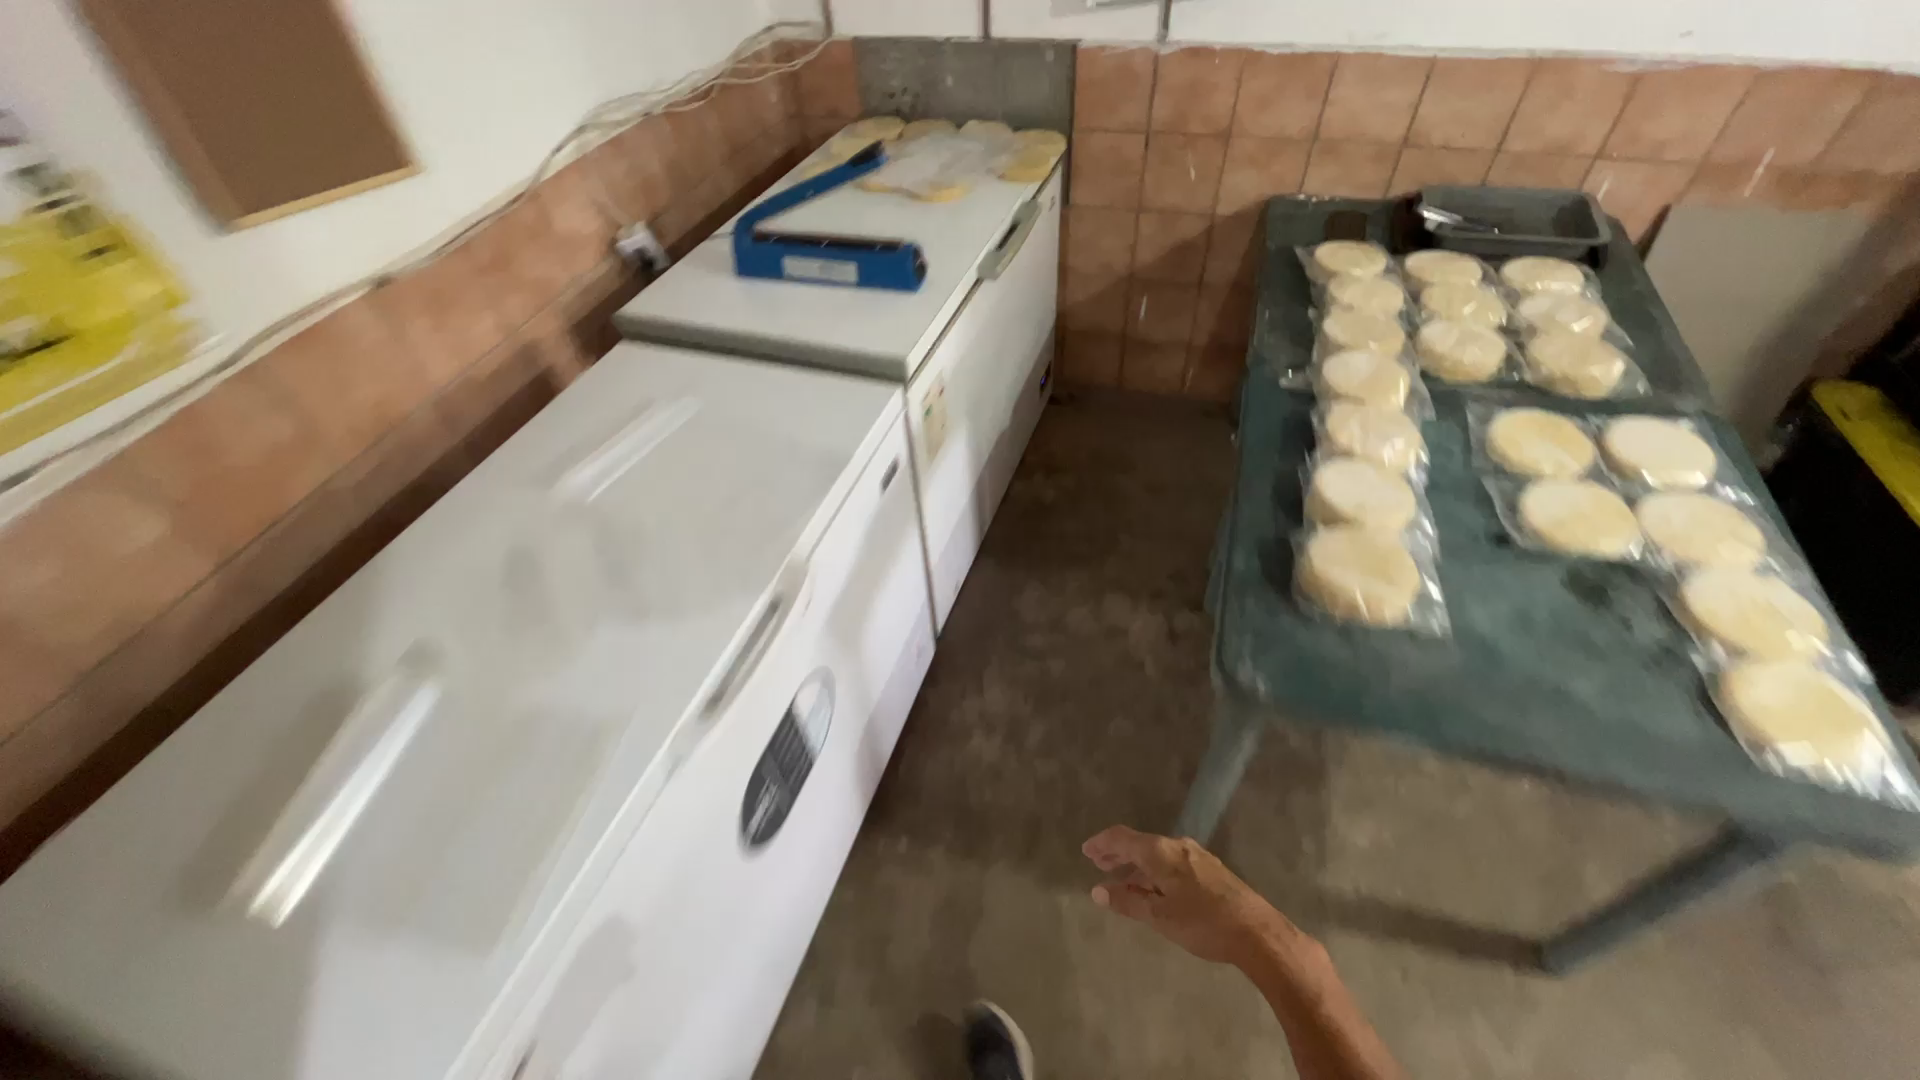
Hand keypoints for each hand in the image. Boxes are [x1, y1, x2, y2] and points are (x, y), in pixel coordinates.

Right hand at [1082, 825, 1299, 966]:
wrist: (1257, 933)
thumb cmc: (1202, 924)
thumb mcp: (1159, 916)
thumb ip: (1127, 902)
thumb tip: (1098, 891)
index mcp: (1161, 852)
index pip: (1123, 838)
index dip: (1102, 843)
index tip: (1086, 851)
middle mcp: (1178, 846)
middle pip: (1140, 844)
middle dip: (1118, 853)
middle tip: (1099, 865)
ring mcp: (1197, 857)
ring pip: (1158, 854)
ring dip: (1137, 865)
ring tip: (1123, 882)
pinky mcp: (1211, 870)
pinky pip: (1172, 863)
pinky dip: (1155, 871)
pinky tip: (1155, 889)